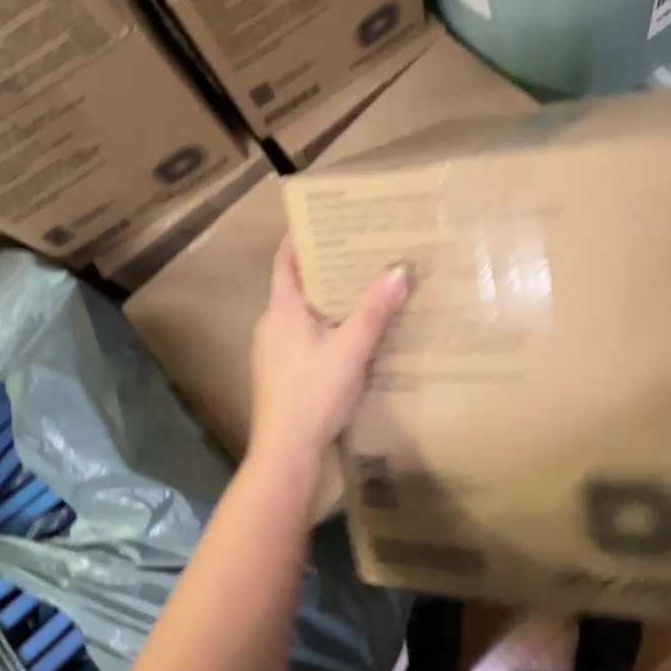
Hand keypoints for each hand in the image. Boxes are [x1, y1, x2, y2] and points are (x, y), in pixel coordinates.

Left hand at [248, 237, 409, 470]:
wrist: (286, 451)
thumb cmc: (314, 393)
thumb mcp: (351, 349)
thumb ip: (374, 310)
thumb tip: (399, 268)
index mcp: (282, 310)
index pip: (286, 260)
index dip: (300, 237)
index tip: (322, 218)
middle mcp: (271, 324)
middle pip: (296, 285)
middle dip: (324, 267)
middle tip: (358, 252)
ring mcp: (272, 351)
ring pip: (301, 312)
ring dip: (326, 298)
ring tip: (360, 289)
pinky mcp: (280, 373)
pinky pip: (302, 335)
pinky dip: (324, 324)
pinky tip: (348, 335)